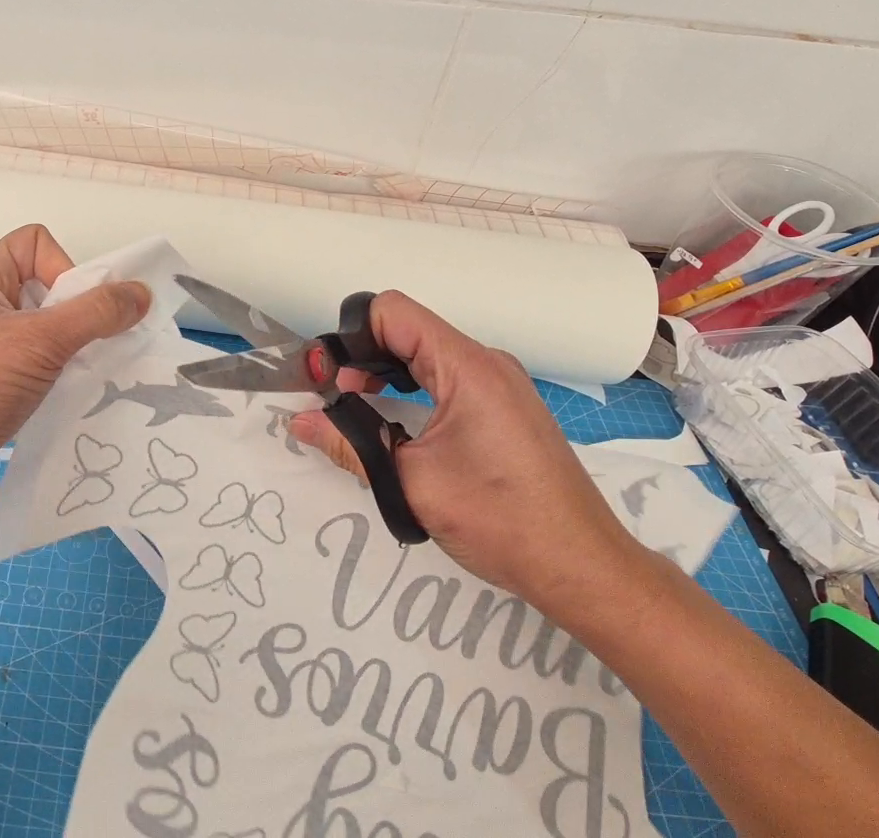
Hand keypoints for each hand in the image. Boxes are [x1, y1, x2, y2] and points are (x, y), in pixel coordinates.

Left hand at [0, 225, 149, 549]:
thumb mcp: (38, 341)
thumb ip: (95, 313)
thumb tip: (142, 292)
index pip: (33, 244)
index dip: (63, 265)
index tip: (76, 307)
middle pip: (46, 292)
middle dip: (80, 313)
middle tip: (98, 344)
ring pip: (47, 338)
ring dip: (75, 353)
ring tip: (92, 376)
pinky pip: (40, 375)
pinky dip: (61, 383)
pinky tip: (75, 402)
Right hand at [289, 291, 643, 609]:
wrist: (578, 564)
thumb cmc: (498, 519)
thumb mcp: (410, 482)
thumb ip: (349, 444)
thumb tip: (299, 421)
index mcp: (467, 367)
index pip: (392, 312)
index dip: (350, 338)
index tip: (329, 381)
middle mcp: (487, 363)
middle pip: (408, 330)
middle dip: (362, 358)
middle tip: (336, 403)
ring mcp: (501, 385)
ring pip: (427, 355)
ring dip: (387, 377)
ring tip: (361, 415)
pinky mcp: (506, 408)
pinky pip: (448, 378)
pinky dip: (414, 391)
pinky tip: (399, 426)